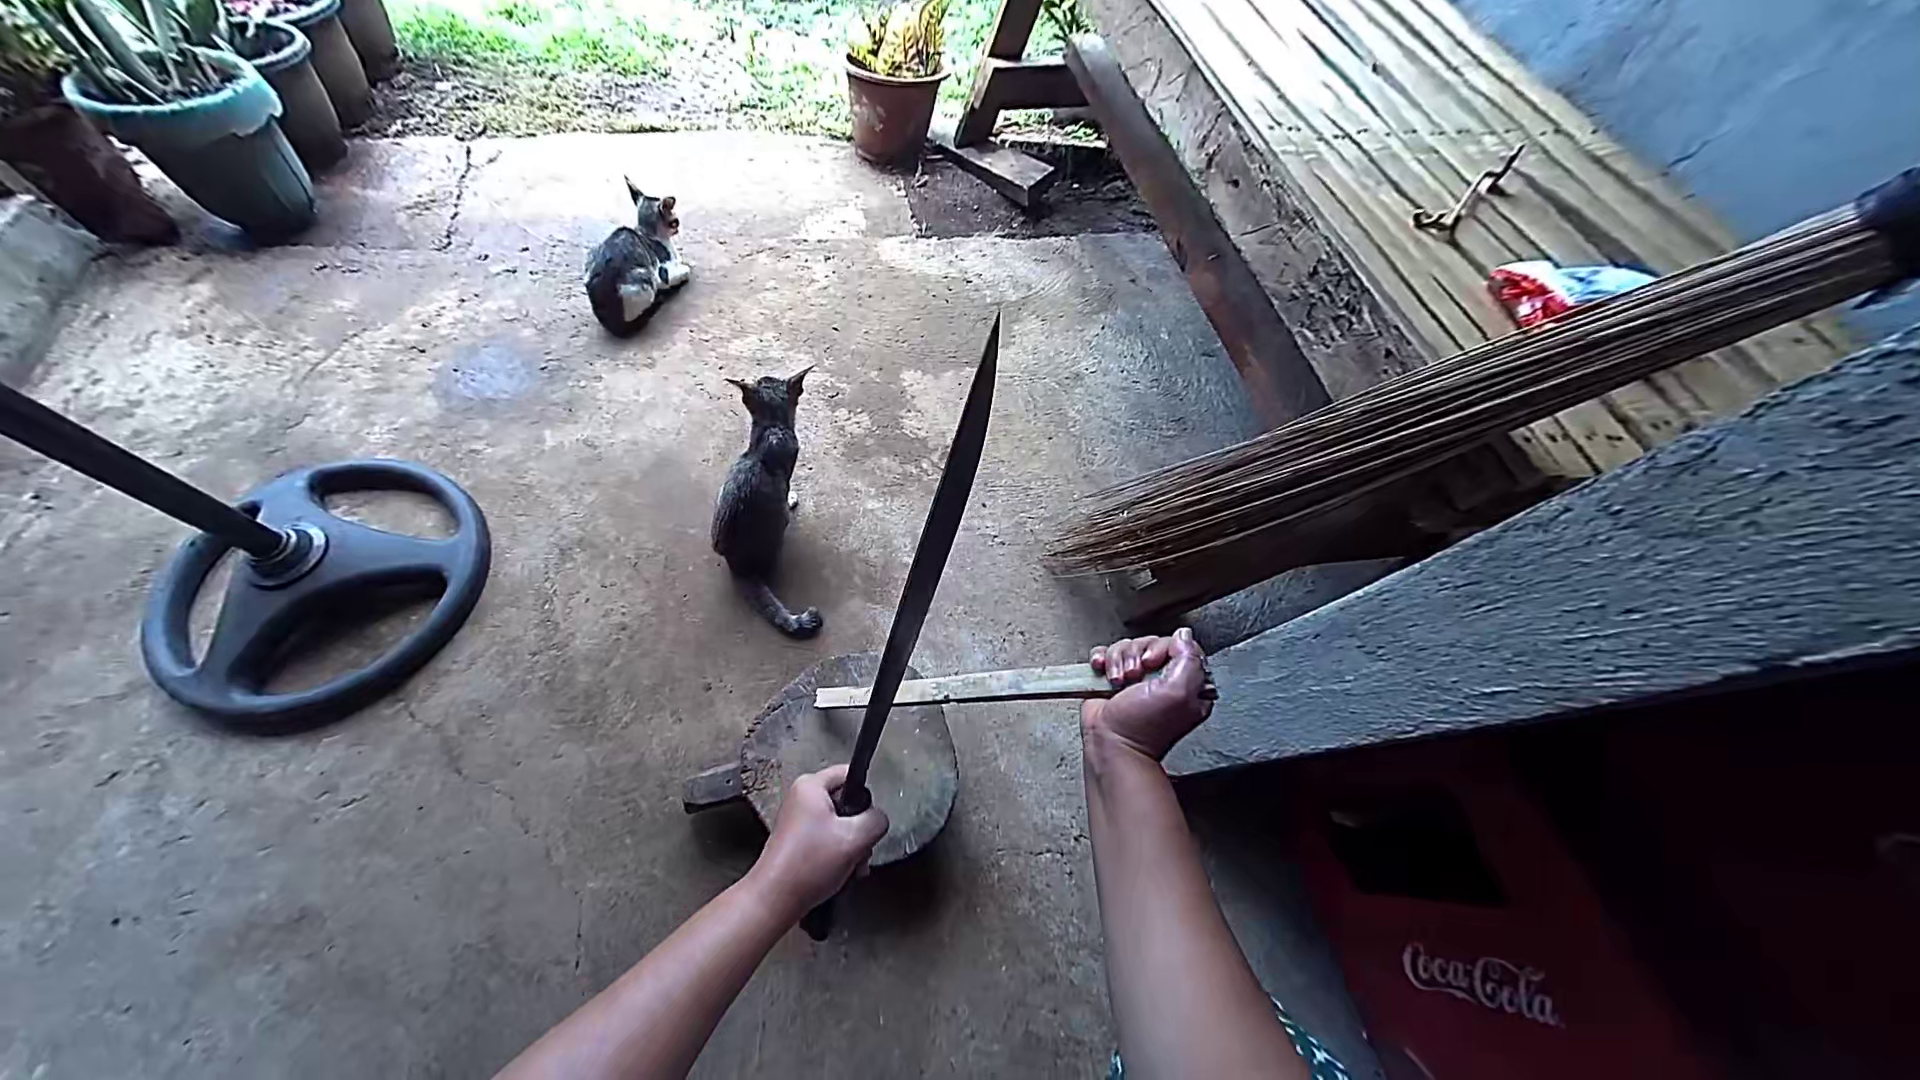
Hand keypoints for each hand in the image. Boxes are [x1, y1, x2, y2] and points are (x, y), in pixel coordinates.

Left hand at [748, 764, 889, 919]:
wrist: (774, 902)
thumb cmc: (806, 865)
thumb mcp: (855, 838)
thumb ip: (876, 820)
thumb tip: (878, 819)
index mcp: (810, 786)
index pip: (849, 774)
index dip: (865, 796)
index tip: (868, 818)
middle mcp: (801, 798)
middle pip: (846, 802)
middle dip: (859, 829)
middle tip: (861, 848)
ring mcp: (797, 820)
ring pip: (838, 824)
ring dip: (851, 845)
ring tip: (853, 866)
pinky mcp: (796, 840)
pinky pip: (826, 838)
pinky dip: (837, 853)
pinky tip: (843, 872)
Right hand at [1082, 627, 1213, 760]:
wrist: (1110, 744)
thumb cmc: (1143, 729)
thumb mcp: (1178, 692)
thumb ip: (1190, 660)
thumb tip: (1183, 635)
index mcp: (1188, 683)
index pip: (1180, 645)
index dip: (1164, 649)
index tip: (1154, 664)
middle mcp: (1163, 679)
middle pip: (1150, 643)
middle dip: (1137, 656)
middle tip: (1135, 678)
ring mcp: (1137, 678)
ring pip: (1127, 646)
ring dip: (1118, 661)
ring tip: (1118, 683)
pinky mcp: (1112, 678)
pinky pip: (1106, 654)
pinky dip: (1101, 659)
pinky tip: (1102, 672)